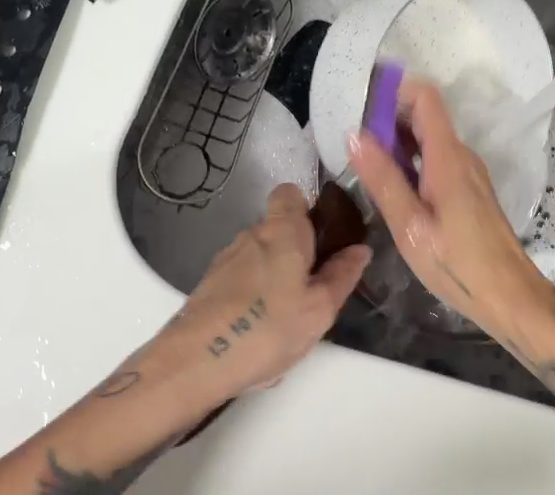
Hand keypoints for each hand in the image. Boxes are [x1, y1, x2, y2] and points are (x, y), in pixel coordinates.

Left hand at [147, 184, 369, 403]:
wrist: (195, 362)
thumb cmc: (267, 328)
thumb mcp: (320, 309)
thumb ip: (342, 276)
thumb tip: (359, 249)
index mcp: (282, 231)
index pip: (289, 193)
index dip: (305, 207)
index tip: (320, 237)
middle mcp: (251, 236)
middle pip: (276, 231)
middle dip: (294, 254)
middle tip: (311, 290)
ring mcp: (224, 261)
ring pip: (258, 259)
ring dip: (272, 279)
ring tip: (284, 321)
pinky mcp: (207, 286)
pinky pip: (240, 283)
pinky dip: (251, 299)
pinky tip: (257, 336)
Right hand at [348, 79, 554, 337]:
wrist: (509, 295)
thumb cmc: (457, 264)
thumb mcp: (409, 226)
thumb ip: (383, 179)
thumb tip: (354, 134)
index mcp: (447, 156)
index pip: (425, 97)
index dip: (394, 90)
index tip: (362, 103)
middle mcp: (461, 155)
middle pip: (425, 116)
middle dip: (389, 119)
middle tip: (354, 143)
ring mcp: (467, 172)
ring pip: (429, 139)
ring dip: (398, 143)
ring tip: (365, 166)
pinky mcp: (468, 189)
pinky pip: (436, 160)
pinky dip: (411, 163)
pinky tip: (391, 188)